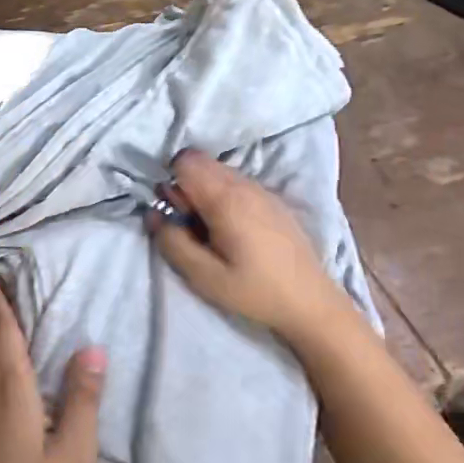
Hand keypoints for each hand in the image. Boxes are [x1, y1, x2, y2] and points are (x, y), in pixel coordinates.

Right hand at [144, 150, 353, 339]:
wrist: (310, 301)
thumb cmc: (254, 291)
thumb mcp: (204, 276)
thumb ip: (172, 242)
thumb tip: (152, 213)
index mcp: (226, 199)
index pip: (185, 161)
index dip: (171, 182)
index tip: (177, 213)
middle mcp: (244, 184)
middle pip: (201, 162)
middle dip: (186, 186)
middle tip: (192, 224)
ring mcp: (262, 189)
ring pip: (218, 171)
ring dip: (205, 192)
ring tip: (213, 230)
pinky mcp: (273, 199)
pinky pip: (236, 182)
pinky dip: (224, 197)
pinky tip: (235, 231)